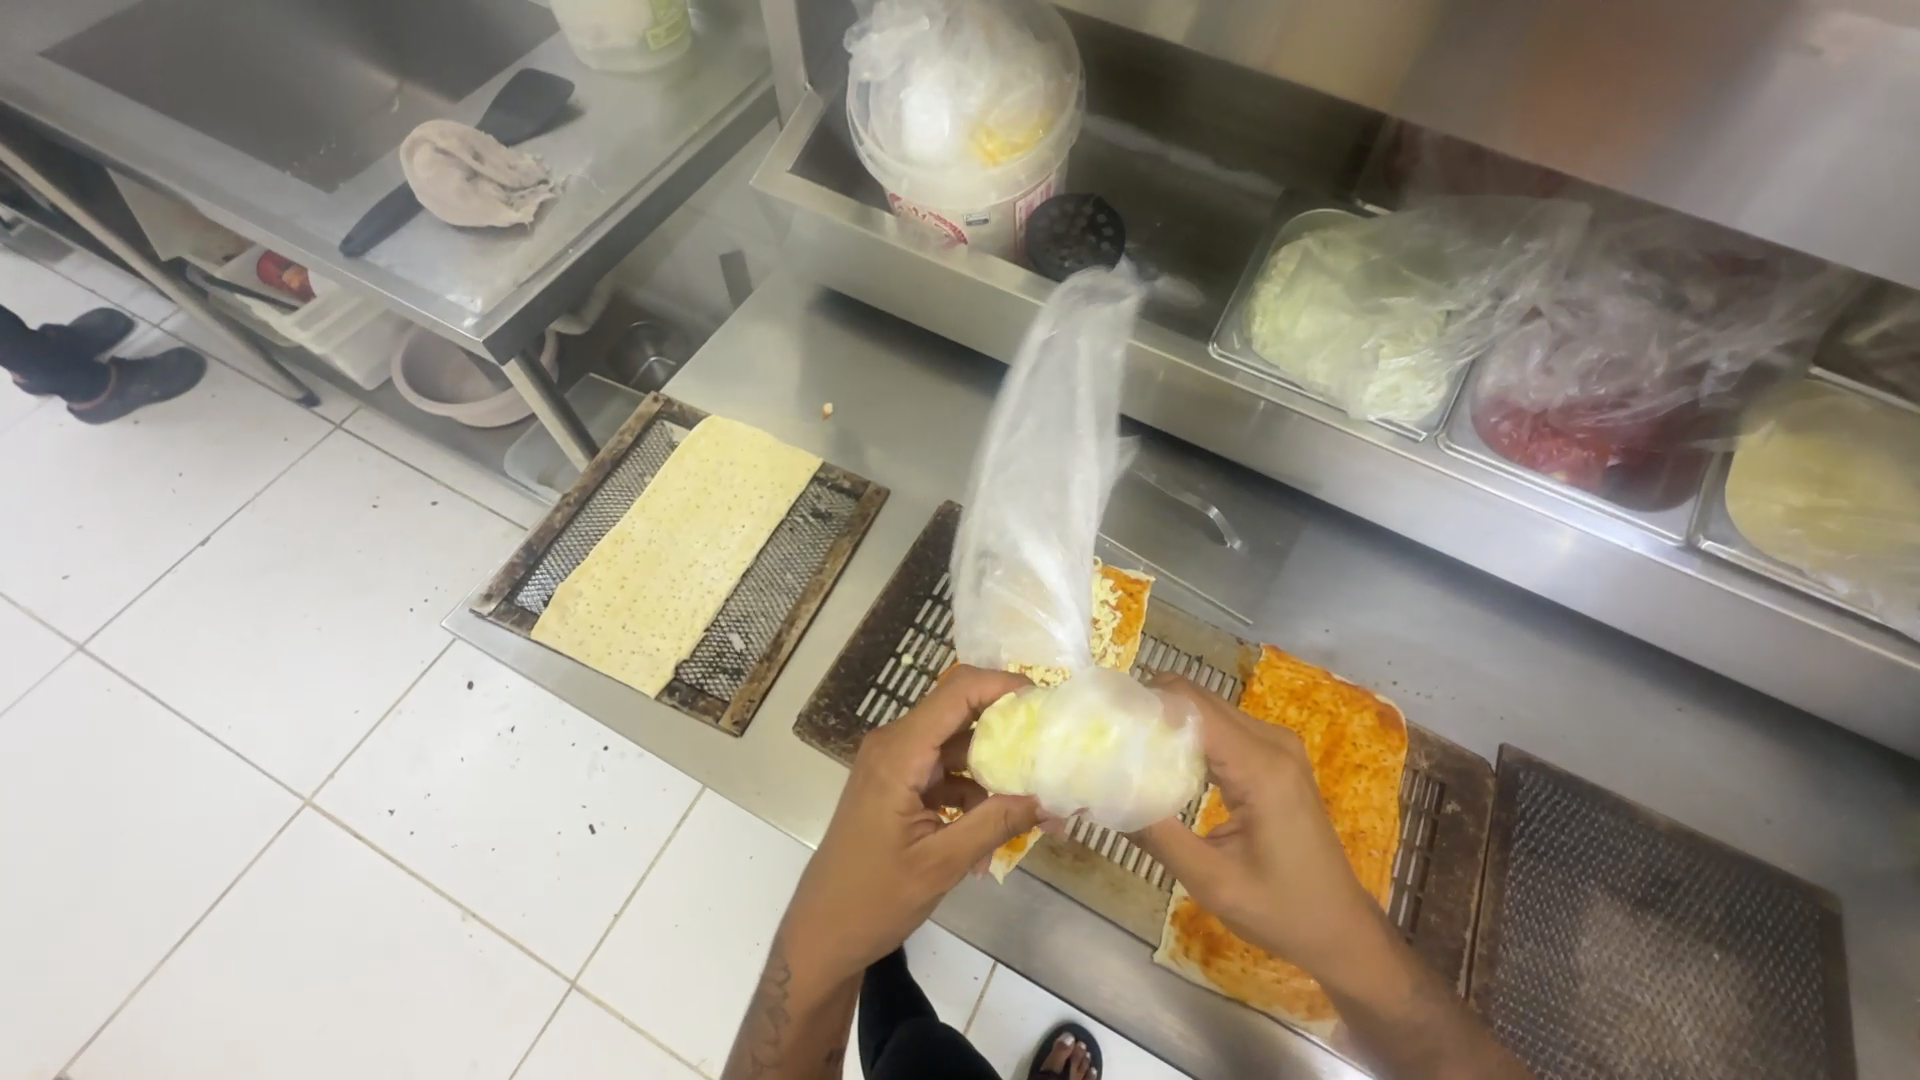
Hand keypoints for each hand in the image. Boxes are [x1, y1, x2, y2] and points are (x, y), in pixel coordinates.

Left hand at [780, 665, 1045, 983]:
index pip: (956, 693)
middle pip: (961, 715)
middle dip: (1009, 730)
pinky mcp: (899, 786)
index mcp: (898, 753)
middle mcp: (895, 746)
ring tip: (1037, 805)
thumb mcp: (941, 863)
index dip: (1001, 685)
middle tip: (1053, 750)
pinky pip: (946, 774)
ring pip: (958, 747)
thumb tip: (1050, 799)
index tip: (1047, 701)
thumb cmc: (872, 899)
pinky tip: (995, 836)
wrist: (822, 933)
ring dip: (995, 772)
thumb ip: (996, 823)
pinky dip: (973, 795)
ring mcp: (895, 766)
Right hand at [1130, 674, 1389, 983]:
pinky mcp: (1273, 757)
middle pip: (1198, 700)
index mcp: (1261, 767)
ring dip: (1166, 722)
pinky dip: (1186, 737)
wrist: (1340, 928)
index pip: (1193, 706)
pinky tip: (1160, 763)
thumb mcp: (1211, 882)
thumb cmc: (1281, 910)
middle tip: (1107, 739)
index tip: (1104, 723)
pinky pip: (1220, 728)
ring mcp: (1276, 746)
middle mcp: (1272, 743)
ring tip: (1125, 749)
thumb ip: (1157, 836)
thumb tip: (1102, 797)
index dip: (1145, 704)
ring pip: (1206, 710)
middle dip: (1149, 710)